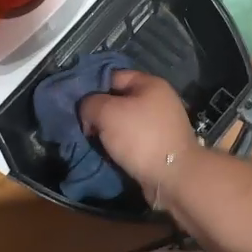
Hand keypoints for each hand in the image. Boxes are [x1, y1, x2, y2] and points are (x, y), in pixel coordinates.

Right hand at [79, 71, 202, 198]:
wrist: (173, 176)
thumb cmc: (141, 136)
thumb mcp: (107, 112)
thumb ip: (90, 104)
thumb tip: (88, 112)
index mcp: (150, 84)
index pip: (113, 76)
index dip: (93, 88)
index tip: (77, 106)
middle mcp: (158, 100)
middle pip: (118, 101)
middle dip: (99, 113)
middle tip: (83, 127)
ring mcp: (160, 124)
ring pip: (124, 123)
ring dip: (107, 132)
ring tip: (91, 142)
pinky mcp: (159, 146)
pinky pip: (132, 140)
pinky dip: (119, 146)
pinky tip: (106, 154)